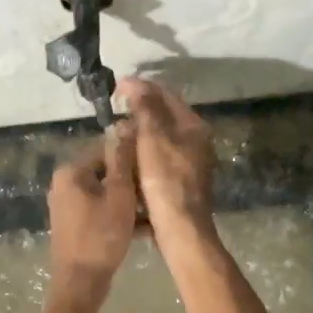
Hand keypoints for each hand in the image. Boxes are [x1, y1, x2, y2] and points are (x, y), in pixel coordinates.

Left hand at [47, 123, 138, 292]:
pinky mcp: (74, 225)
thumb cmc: (101, 235)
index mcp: (71, 172)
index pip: (106, 148)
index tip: (154, 165)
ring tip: (154, 209)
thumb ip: (121, 159)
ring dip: (129, 200)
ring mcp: (67, 206)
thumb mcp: (119, 194)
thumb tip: (123, 125)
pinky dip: (120, 215)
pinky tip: (144, 226)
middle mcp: (64, 184)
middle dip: (132, 180)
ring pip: (105, 193)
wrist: (81, 283)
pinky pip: (101, 210)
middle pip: (105, 171)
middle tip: (156, 190)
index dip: (132, 155)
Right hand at [116, 77, 215, 239]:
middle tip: (115, 109)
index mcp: (194, 127)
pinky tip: (127, 158)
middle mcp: (197, 141)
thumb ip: (145, 109)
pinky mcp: (180, 181)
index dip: (141, 87)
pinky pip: (158, 158)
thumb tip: (136, 84)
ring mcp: (190, 162)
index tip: (116, 87)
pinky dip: (142, 153)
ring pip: (161, 138)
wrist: (180, 228)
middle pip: (165, 116)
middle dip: (139, 110)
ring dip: (139, 132)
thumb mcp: (153, 140)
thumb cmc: (166, 181)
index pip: (167, 95)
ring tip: (117, 132)